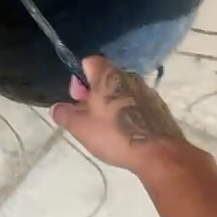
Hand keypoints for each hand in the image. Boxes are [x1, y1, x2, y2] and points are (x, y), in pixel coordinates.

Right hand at [50, 55, 191, 170]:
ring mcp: (148, 92)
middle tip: (89, 116)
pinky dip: (128, 113)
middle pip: (106, 78)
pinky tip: (126, 133)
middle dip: (94, 94)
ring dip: (112, 104)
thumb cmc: (115, 135)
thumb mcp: (79, 127)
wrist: (159, 155)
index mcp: (108, 76)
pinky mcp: (160, 108)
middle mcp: (129, 78)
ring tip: (108, 128)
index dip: (79, 77)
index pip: (90, 62)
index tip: (78, 98)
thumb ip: (64, 114)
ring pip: (122, 92)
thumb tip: (57, 108)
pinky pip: (137, 104)